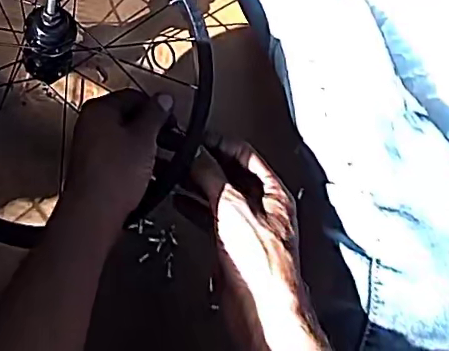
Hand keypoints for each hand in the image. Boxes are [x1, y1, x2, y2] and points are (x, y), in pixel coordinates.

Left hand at [60, 90, 169, 231]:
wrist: (93, 214)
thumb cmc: (114, 175)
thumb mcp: (144, 139)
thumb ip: (155, 115)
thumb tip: (163, 99)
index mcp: (99, 109)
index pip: (132, 96)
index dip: (156, 107)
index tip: (171, 119)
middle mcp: (90, 124)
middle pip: (128, 118)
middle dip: (152, 130)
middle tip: (171, 140)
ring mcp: (89, 147)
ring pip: (124, 140)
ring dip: (146, 149)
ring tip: (166, 162)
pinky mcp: (93, 169)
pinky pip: (118, 158)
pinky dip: (135, 163)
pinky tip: (150, 177)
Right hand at [189, 135, 325, 350]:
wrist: (262, 313)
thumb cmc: (264, 267)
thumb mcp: (232, 206)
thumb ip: (211, 174)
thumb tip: (195, 152)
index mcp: (273, 192)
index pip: (244, 152)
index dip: (219, 140)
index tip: (197, 136)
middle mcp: (262, 207)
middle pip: (230, 172)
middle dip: (205, 161)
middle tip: (182, 152)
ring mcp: (248, 226)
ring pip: (218, 192)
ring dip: (196, 181)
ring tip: (176, 170)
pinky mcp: (233, 245)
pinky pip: (210, 215)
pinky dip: (194, 205)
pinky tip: (180, 199)